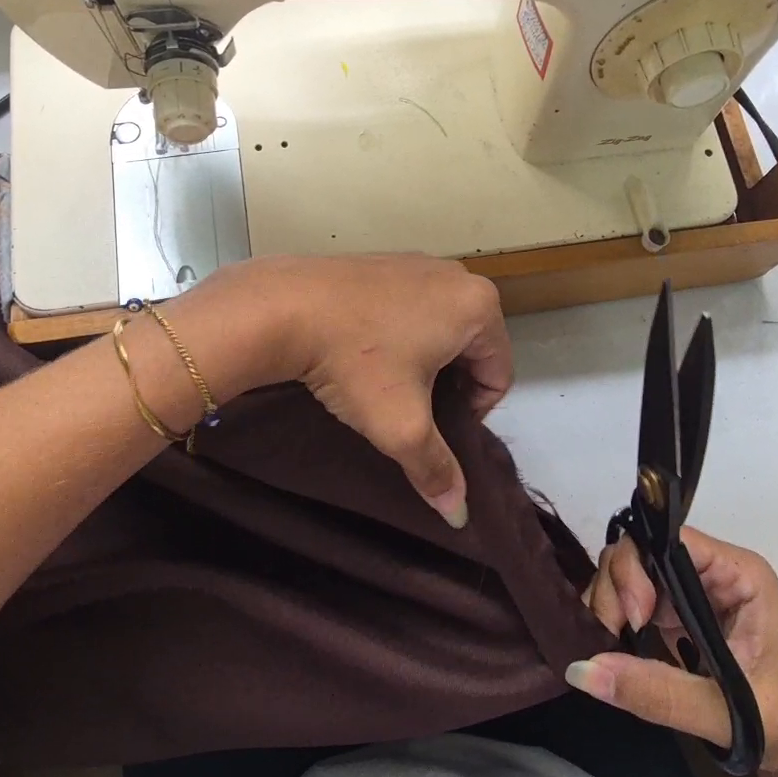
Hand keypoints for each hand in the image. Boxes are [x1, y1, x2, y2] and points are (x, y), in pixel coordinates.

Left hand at [190, 254, 511, 527]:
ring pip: (439, 329)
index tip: (430, 426)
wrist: (279, 308)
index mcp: (479, 306)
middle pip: (471, 350)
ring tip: (381, 384)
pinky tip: (362, 353)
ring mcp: (417, 262)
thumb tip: (458, 515)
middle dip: (445, 386)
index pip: (498, 376)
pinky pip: (408, 308)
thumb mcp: (401, 425)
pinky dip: (396, 334)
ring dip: (421, 362)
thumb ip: (436, 469)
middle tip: (405, 408)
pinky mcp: (382, 261)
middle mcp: (457, 275)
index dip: (470, 414)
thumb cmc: (354, 362)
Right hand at [566, 527, 777, 772]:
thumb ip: (658, 692)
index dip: (639, 569)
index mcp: (739, 575)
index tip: (633, 620)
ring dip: (610, 604)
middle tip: (612, 638)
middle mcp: (713, 570)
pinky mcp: (677, 611)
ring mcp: (692, 589)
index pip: (671, 540)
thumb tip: (583, 670)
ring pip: (630, 571)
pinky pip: (631, 596)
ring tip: (611, 647)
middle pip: (642, 551)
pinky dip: (614, 617)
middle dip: (617, 589)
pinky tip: (614, 646)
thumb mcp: (726, 713)